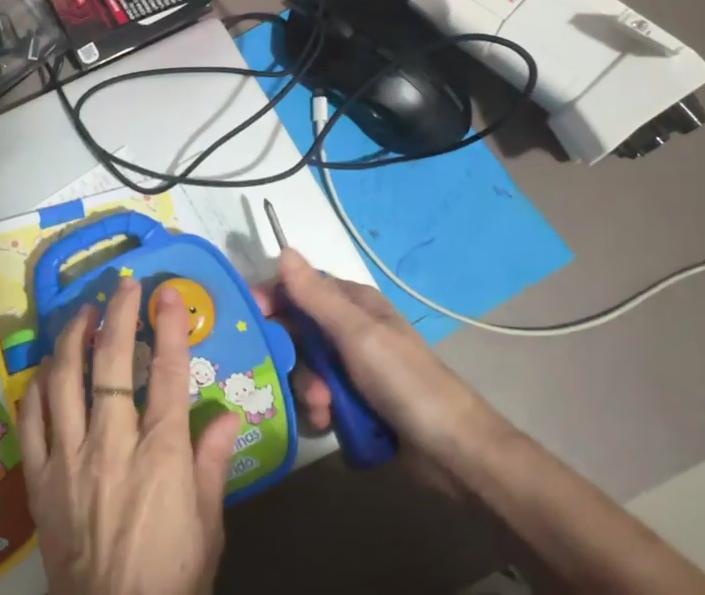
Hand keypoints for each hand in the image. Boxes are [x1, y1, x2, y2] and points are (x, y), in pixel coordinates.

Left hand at [19, 279, 240, 594]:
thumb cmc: (172, 574)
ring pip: (64, 380)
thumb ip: (212, 463)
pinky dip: (36, 386)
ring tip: (81, 311)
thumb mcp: (208, 524)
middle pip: (112, 364)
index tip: (167, 294)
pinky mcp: (38, 476)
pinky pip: (31, 419)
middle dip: (118, 315)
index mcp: (161, 456)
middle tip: (124, 285)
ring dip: (72, 338)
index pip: (168, 376)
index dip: (169, 329)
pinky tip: (44, 366)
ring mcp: (69, 458)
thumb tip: (229, 414)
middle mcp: (112, 445)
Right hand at [263, 249, 498, 458]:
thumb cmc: (407, 383)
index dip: (273, 299)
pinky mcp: (352, 405)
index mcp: (355, 306)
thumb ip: (317, 297)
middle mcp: (350, 333)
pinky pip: (315, 401)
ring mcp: (351, 371)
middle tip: (297, 372)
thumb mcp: (358, 335)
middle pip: (296, 333)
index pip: (300, 289)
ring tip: (325, 408)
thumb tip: (283, 250)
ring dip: (307, 390)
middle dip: (292, 357)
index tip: (250, 317)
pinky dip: (317, 412)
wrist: (453, 453)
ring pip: (303, 370)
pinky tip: (329, 423)